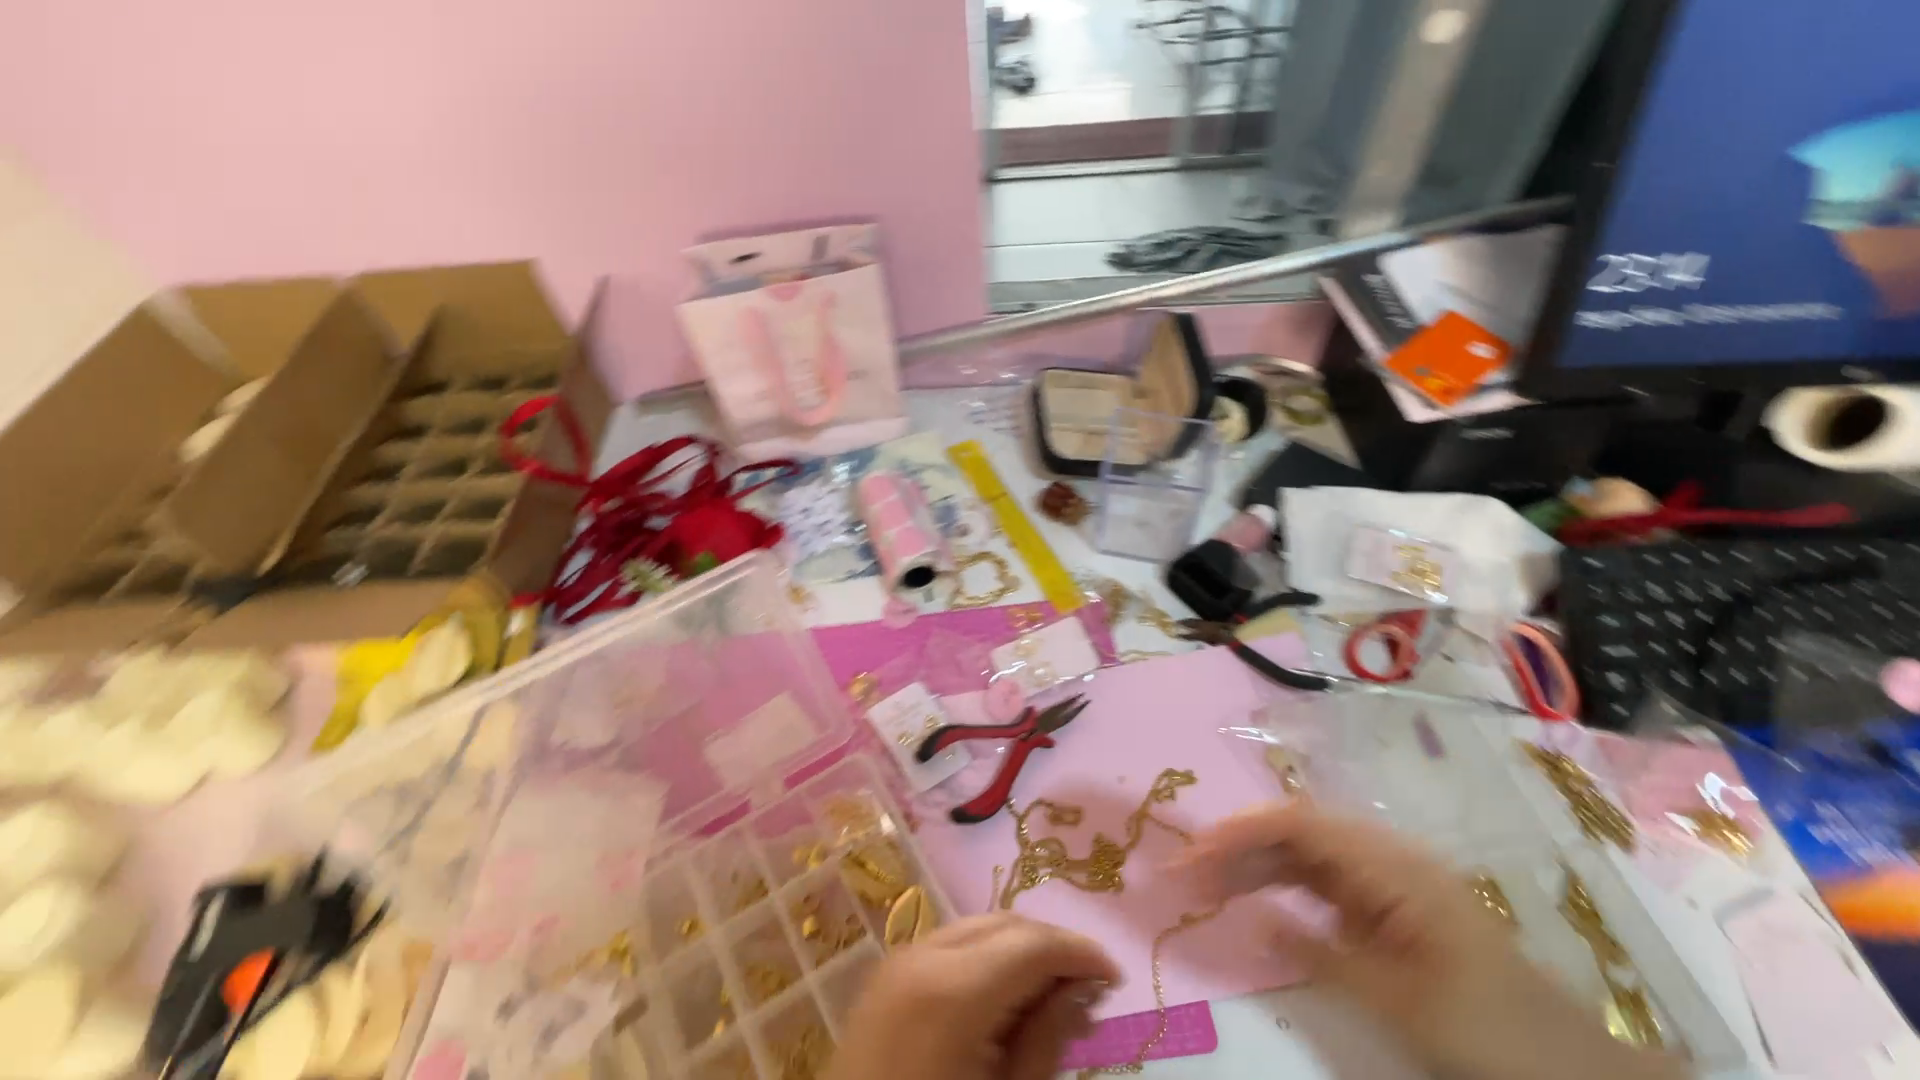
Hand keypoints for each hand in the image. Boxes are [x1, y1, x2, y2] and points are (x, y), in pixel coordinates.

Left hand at [825, 913, 1119, 1079]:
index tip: (1117, 979)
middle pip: (1007, 925)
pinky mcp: (885, 976)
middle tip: (1091, 992)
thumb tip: (1084, 987)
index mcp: (954, 987)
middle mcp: (924, 955)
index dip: (1081, 953)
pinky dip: (986, 958)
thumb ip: (1047, 1037)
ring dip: (1021, 951)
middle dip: (1053, 949)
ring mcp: (898, 961)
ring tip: (1053, 999)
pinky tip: (1005, 998)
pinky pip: (949, 946)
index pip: (1034, 943)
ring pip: (978, 929)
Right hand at [1178, 802, 1687, 1079]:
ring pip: (1306, 858)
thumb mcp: (1401, 1000)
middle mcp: (1388, 863)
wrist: (1571, 1069)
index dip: (1243, 830)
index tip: (1195, 853)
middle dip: (1238, 845)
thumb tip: (1257, 915)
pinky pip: (1323, 887)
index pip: (1303, 825)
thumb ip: (1324, 953)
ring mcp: (1389, 888)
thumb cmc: (1489, 1030)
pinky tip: (1253, 902)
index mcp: (1394, 868)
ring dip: (1254, 865)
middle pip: (1298, 835)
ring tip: (1203, 884)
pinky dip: (1282, 889)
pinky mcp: (1388, 914)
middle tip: (1183, 873)